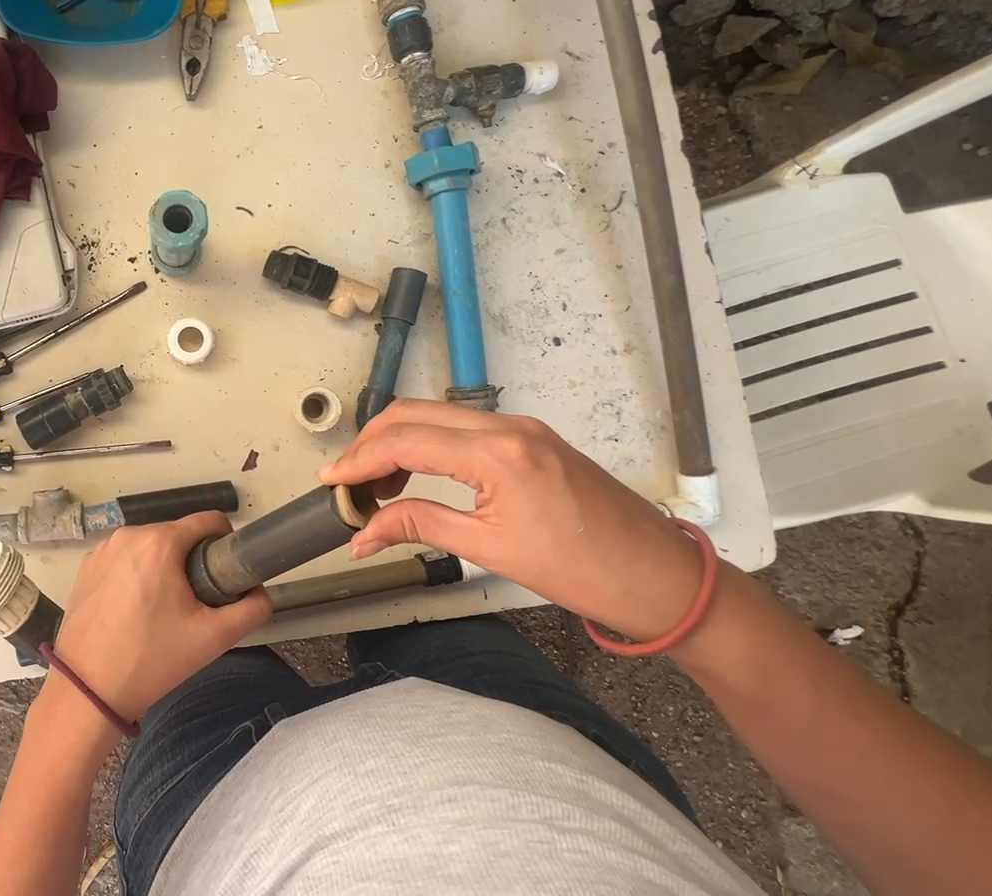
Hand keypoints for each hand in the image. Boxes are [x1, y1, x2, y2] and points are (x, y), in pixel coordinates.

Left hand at [51, 512, 270, 721]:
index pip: (208, 521)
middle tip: (195, 605)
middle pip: (178, 536)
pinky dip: (136, 577)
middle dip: (193, 562)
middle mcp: (128, 535)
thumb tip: (259, 592)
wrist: (87, 690)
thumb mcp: (214, 638)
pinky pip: (124, 561)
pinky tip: (134, 613)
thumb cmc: (152, 660)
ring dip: (164, 569)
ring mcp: (102, 549)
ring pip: (150, 548)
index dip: (226, 543)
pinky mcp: (86, 568)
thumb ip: (251, 609)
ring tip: (164, 613)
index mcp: (159, 542)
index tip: (226, 575)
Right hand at [320, 399, 707, 639]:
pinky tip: (416, 476)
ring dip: (397, 441)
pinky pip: (462, 428)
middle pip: (413, 413)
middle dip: (370, 442)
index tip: (329, 482)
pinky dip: (428, 444)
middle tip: (347, 482)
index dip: (358, 459)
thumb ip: (419, 526)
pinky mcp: (530, 438)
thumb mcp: (490, 549)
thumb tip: (362, 535)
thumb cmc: (581, 571)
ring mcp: (521, 427)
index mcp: (498, 453)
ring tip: (378, 486)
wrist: (661, 578)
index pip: (405, 440)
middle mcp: (507, 426)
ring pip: (436, 415)